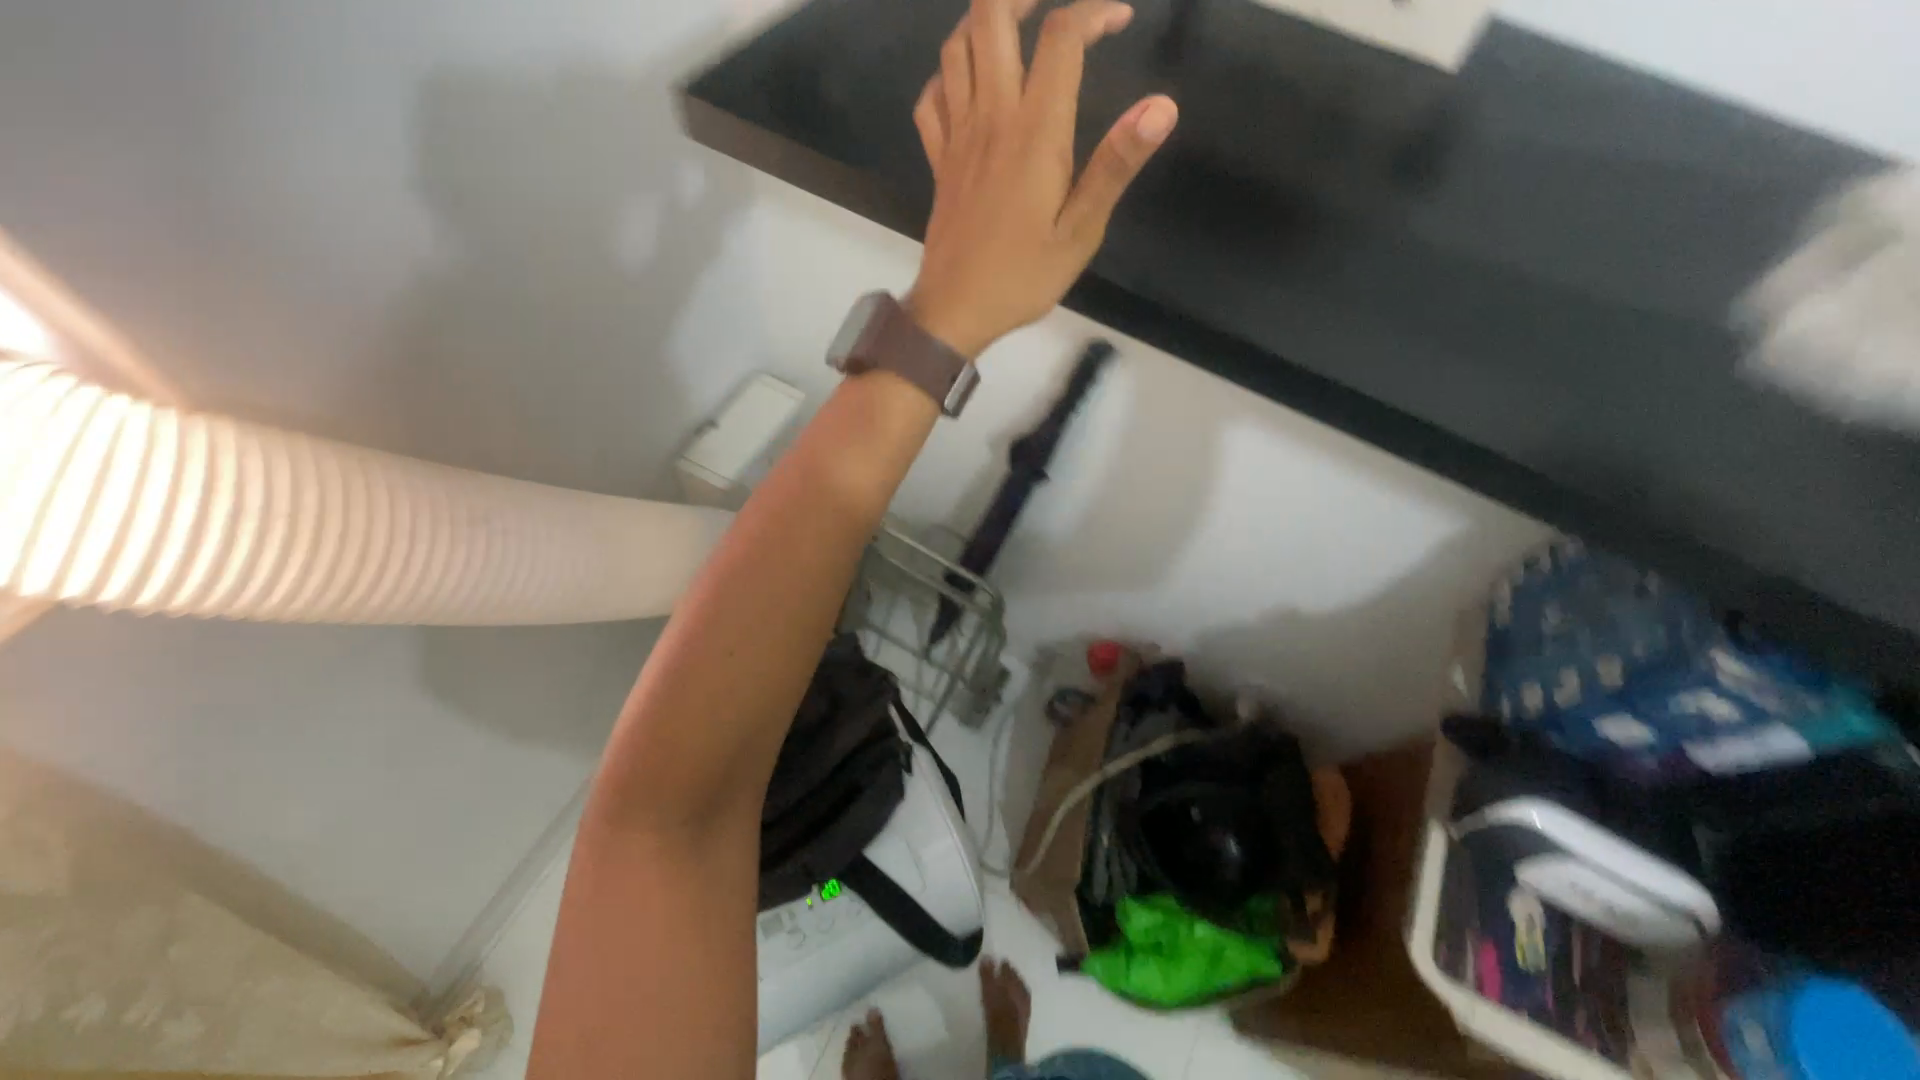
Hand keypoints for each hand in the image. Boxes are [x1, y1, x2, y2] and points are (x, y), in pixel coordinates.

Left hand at [907, 0, 1177, 359]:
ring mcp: (956, 136)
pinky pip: (931, 98)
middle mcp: (991, 118)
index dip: (1094, 13)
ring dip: (984, 22)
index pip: (1061, 39)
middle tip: (1054, 9)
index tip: (1120, 20)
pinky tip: (968, 83)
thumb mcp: (1082, 230)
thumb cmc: (1023, 276)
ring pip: (956, 48)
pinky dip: (947, 75)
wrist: (955, 310)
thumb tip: (1162, 106)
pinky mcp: (937, 159)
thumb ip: (1116, 164)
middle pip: (990, 18)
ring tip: (1016, 27)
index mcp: (1034, 132)